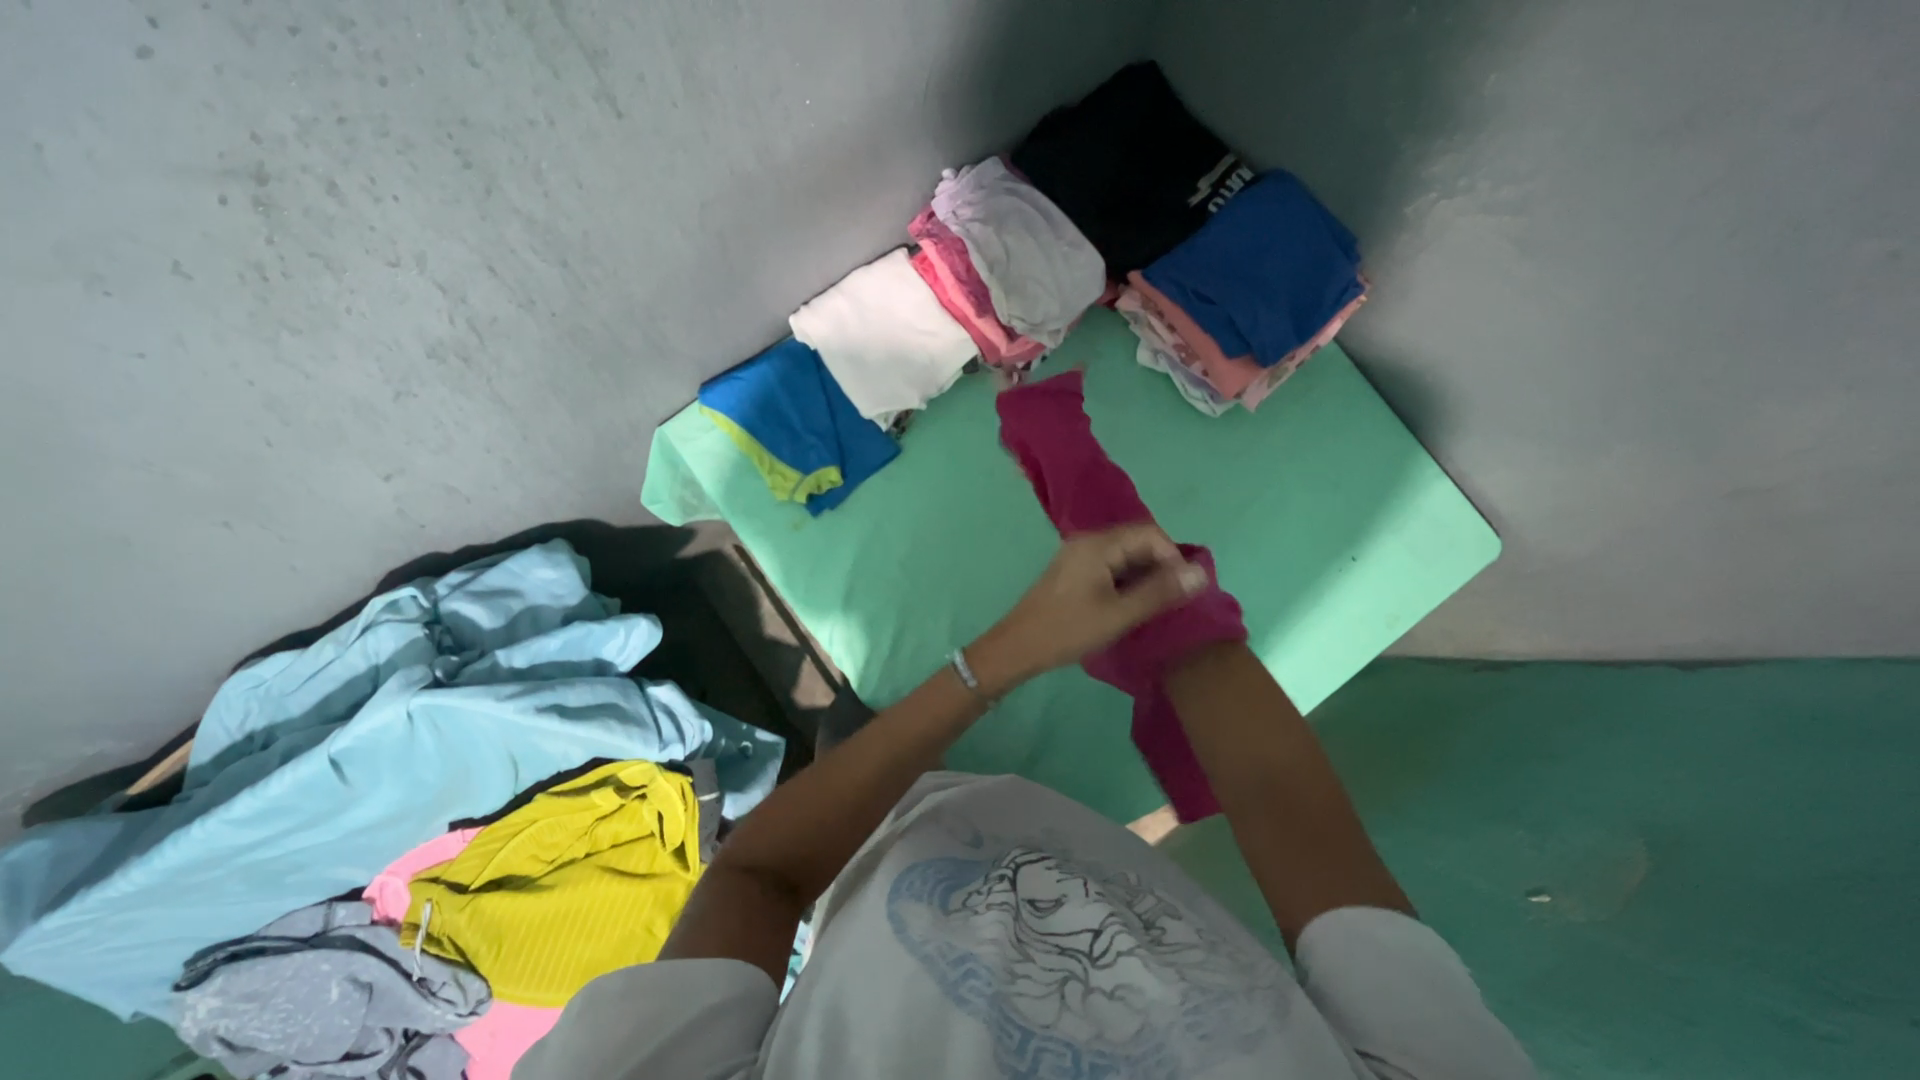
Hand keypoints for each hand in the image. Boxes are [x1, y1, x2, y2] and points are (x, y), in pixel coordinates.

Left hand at [965, 523, 1210, 696]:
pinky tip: (1134, 606)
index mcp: (1098, 544)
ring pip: (1126, 556)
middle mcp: (1088, 542)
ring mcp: (1079, 556)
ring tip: (1158, 606)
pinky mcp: (1074, 573)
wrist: (1017, 647)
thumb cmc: (1068, 630)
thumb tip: (1201, 573)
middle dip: (1162, 566)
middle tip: (1175, 601)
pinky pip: (1111, 567)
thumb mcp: (1119, 614)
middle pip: (1138, 541)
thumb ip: (1160, 592)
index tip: (1184, 590)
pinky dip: (1128, 582)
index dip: (1174, 557)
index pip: (1150, 533)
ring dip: (1146, 576)